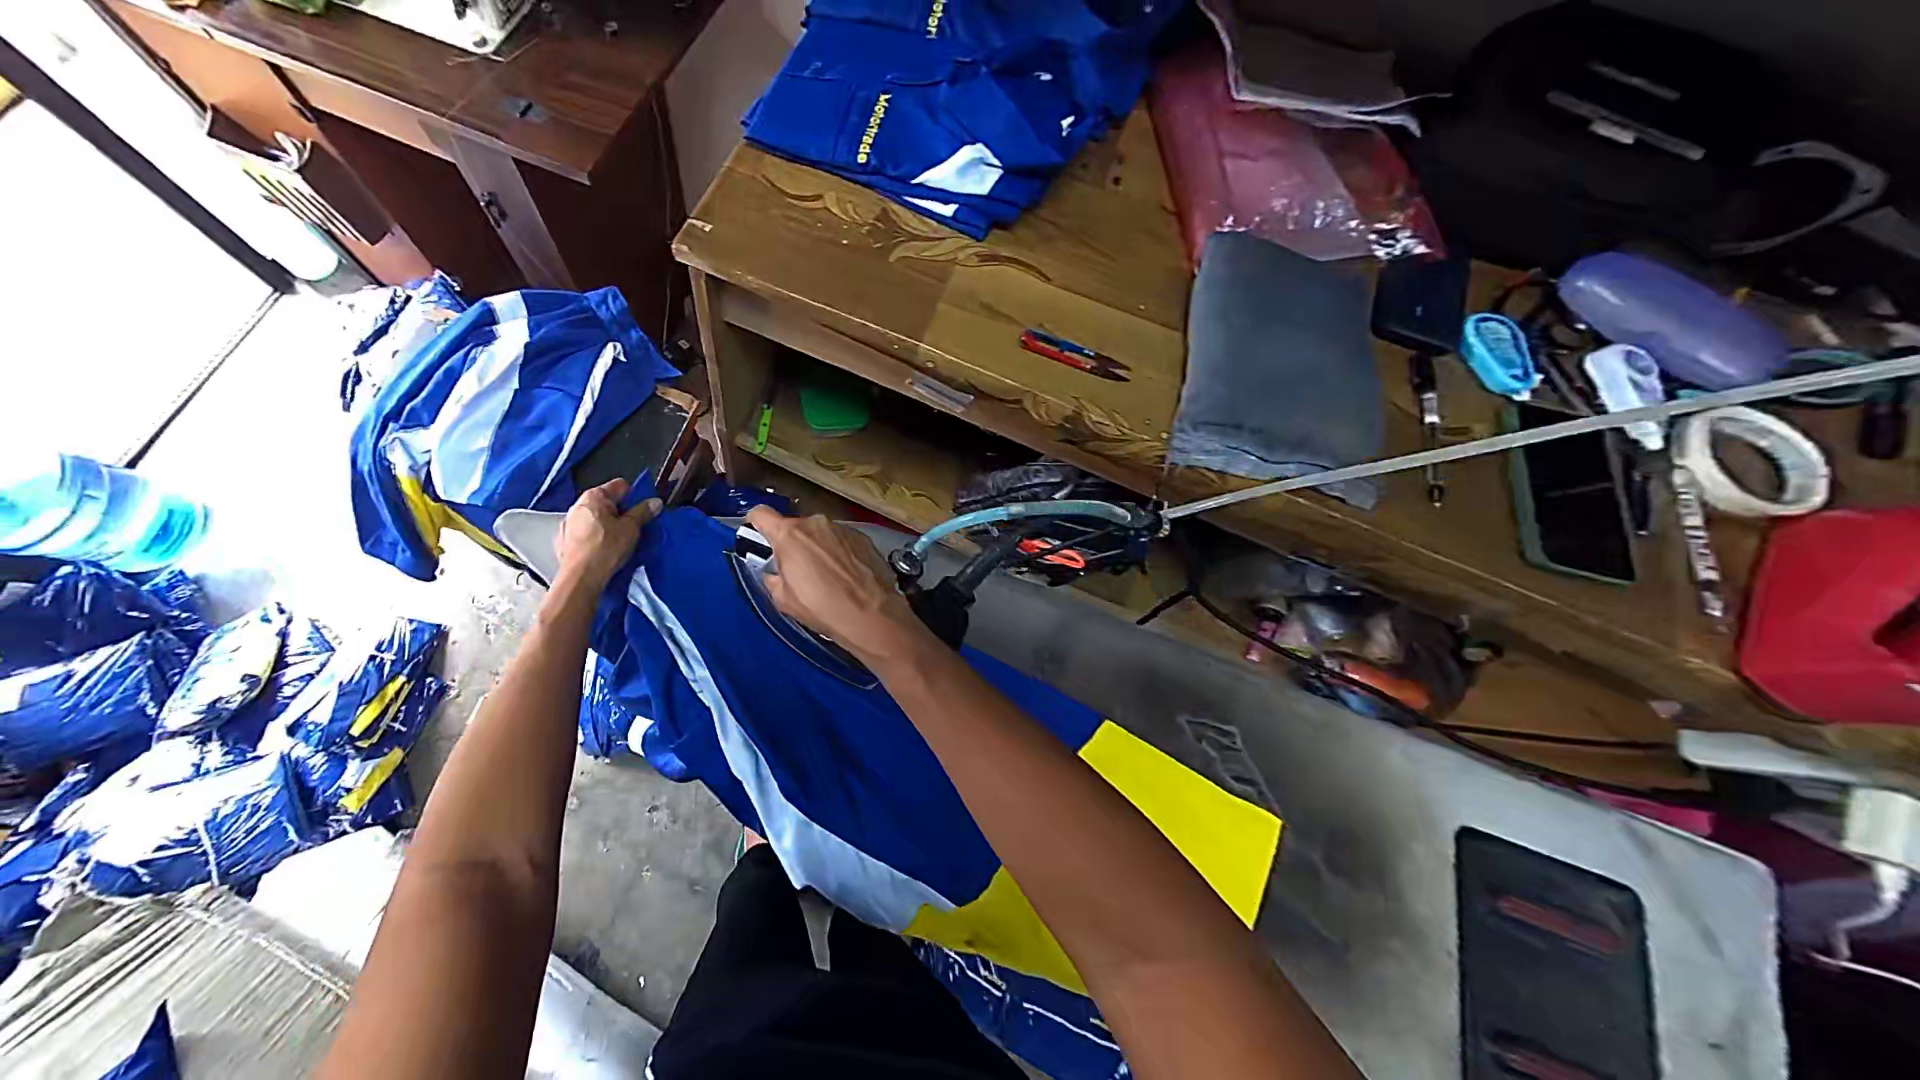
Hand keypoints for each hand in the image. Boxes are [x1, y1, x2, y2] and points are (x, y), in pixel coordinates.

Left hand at [556, 479, 659, 589]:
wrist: (581, 578)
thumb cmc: (606, 548)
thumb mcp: (632, 529)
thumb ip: (643, 512)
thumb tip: (654, 502)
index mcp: (594, 496)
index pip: (621, 485)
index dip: (635, 496)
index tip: (643, 510)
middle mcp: (577, 505)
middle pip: (607, 502)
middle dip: (621, 512)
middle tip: (634, 528)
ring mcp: (568, 523)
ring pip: (595, 518)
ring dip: (608, 525)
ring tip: (620, 541)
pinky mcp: (564, 540)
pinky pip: (585, 532)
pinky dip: (595, 537)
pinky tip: (603, 550)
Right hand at [745, 507, 926, 662]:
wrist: (871, 614)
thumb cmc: (823, 607)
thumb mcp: (783, 599)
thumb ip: (772, 578)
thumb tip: (775, 573)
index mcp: (789, 534)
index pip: (761, 514)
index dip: (756, 523)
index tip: (758, 534)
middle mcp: (815, 523)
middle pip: (794, 527)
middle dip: (792, 544)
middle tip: (798, 571)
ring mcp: (842, 528)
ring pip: (820, 533)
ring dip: (818, 548)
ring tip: (827, 577)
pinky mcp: (863, 538)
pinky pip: (842, 540)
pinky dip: (840, 553)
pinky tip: (846, 575)